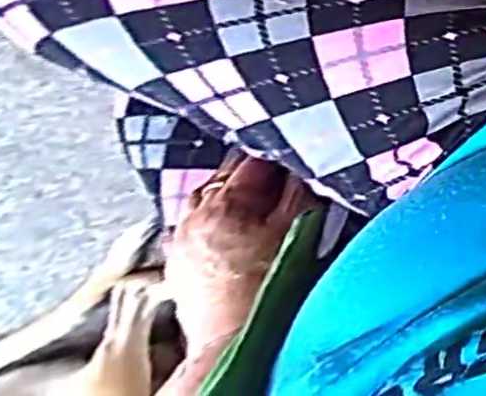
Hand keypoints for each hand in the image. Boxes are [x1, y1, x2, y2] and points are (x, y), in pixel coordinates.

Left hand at [164, 154, 316, 353]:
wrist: (237, 334)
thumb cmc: (272, 278)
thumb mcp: (301, 219)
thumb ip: (302, 180)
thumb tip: (307, 153)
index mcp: (220, 206)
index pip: (254, 158)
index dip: (284, 152)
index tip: (303, 152)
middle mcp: (190, 220)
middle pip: (227, 176)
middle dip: (257, 172)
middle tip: (288, 174)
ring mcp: (179, 243)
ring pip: (210, 199)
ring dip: (236, 194)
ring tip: (265, 199)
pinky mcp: (178, 263)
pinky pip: (199, 223)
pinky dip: (220, 216)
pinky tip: (242, 224)